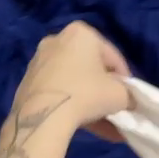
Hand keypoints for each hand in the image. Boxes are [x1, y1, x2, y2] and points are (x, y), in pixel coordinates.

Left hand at [9, 21, 132, 141]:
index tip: (129, 96)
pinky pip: (59, 91)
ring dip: (89, 100)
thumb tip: (128, 100)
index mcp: (81, 33)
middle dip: (104, 88)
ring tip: (102, 124)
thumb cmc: (87, 94)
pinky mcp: (28, 81)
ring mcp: (39, 60)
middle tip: (114, 107)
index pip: (113, 57)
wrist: (43, 115)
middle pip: (90, 67)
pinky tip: (83, 124)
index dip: (125, 79)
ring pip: (74, 81)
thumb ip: (128, 94)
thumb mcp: (120, 95)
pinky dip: (71, 104)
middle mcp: (57, 40)